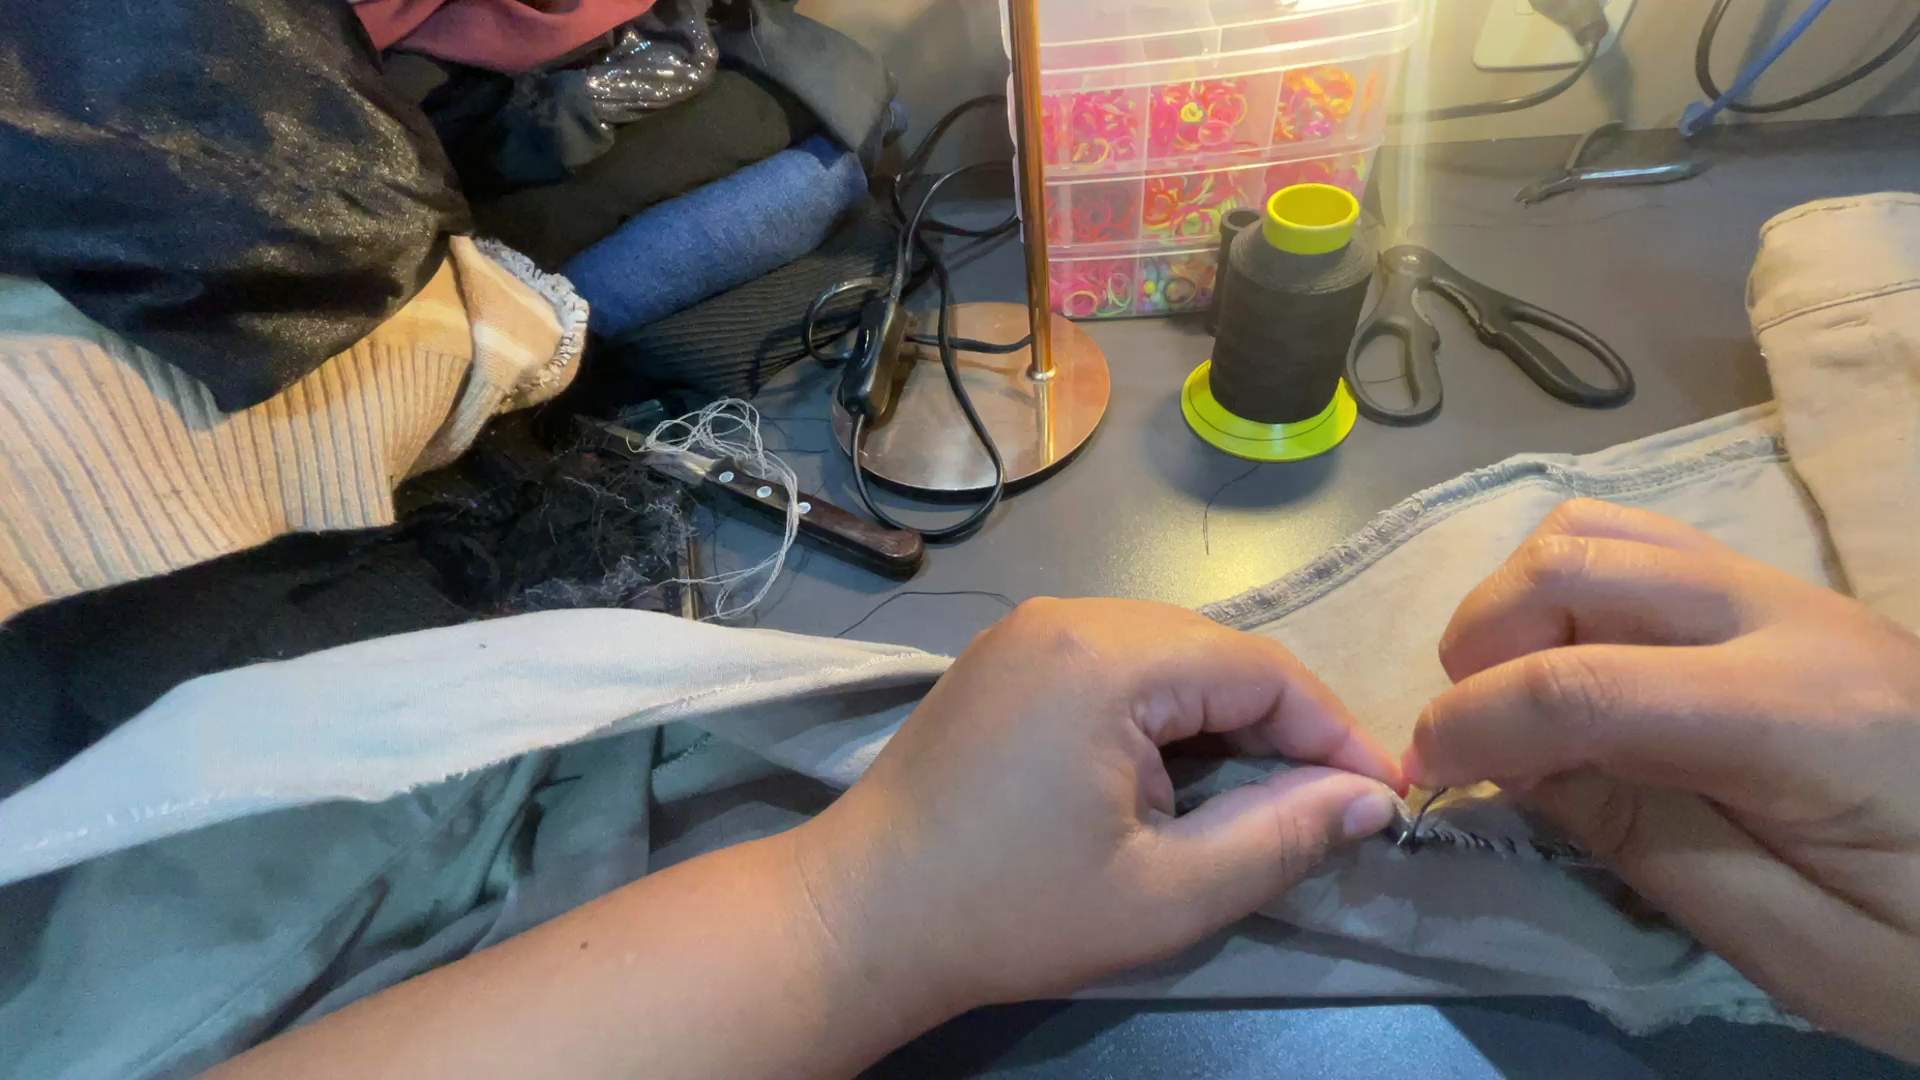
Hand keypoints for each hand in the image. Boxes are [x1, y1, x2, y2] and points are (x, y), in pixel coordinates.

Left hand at [792, 598, 1402, 1015]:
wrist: (868, 907)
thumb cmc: (1011, 909)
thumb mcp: (1163, 893)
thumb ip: (1278, 836)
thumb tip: (1366, 797)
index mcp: (1104, 657)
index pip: (1256, 666)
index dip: (1329, 728)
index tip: (1375, 795)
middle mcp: (1065, 615)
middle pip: (1209, 647)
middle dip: (1273, 719)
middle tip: (1313, 798)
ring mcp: (1027, 627)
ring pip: (1162, 648)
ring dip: (1214, 710)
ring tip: (1242, 788)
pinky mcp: (1006, 651)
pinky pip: (1110, 655)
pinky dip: (1155, 701)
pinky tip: (1160, 762)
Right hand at [1406, 500, 1919, 1060]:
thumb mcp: (1798, 946)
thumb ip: (1634, 836)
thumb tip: (1504, 758)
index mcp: (1814, 721)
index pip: (1582, 687)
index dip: (1470, 723)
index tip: (1425, 770)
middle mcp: (1787, 617)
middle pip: (1566, 570)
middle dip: (1477, 648)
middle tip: (1478, 727)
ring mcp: (1775, 584)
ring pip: (1582, 534)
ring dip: (1509, 606)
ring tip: (1515, 679)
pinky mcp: (1758, 583)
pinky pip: (1620, 533)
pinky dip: (1553, 578)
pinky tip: (1563, 643)